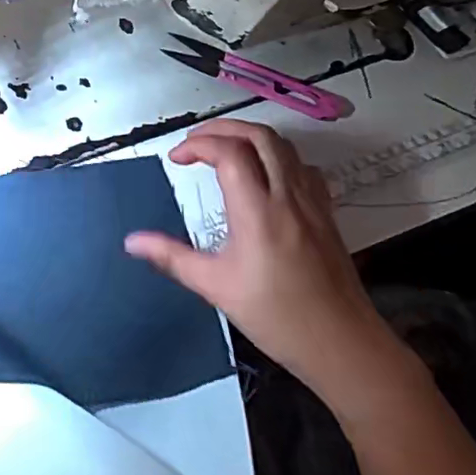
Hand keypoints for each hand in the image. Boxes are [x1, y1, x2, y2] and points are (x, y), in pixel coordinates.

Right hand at [124, 120, 408, 404]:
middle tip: (195, 143)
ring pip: (286, 148)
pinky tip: (263, 177)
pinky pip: (303, 169)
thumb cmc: (276, 316)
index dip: (198, 146)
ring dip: (251, 138)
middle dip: (223, 129)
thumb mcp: (213, 286)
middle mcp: (288, 198)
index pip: (229, 153)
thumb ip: (170, 256)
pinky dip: (278, 158)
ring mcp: (313, 205)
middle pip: (261, 137)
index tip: (176, 160)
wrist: (344, 345)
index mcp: (258, 212)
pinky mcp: (327, 216)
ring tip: (223, 151)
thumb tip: (131, 241)